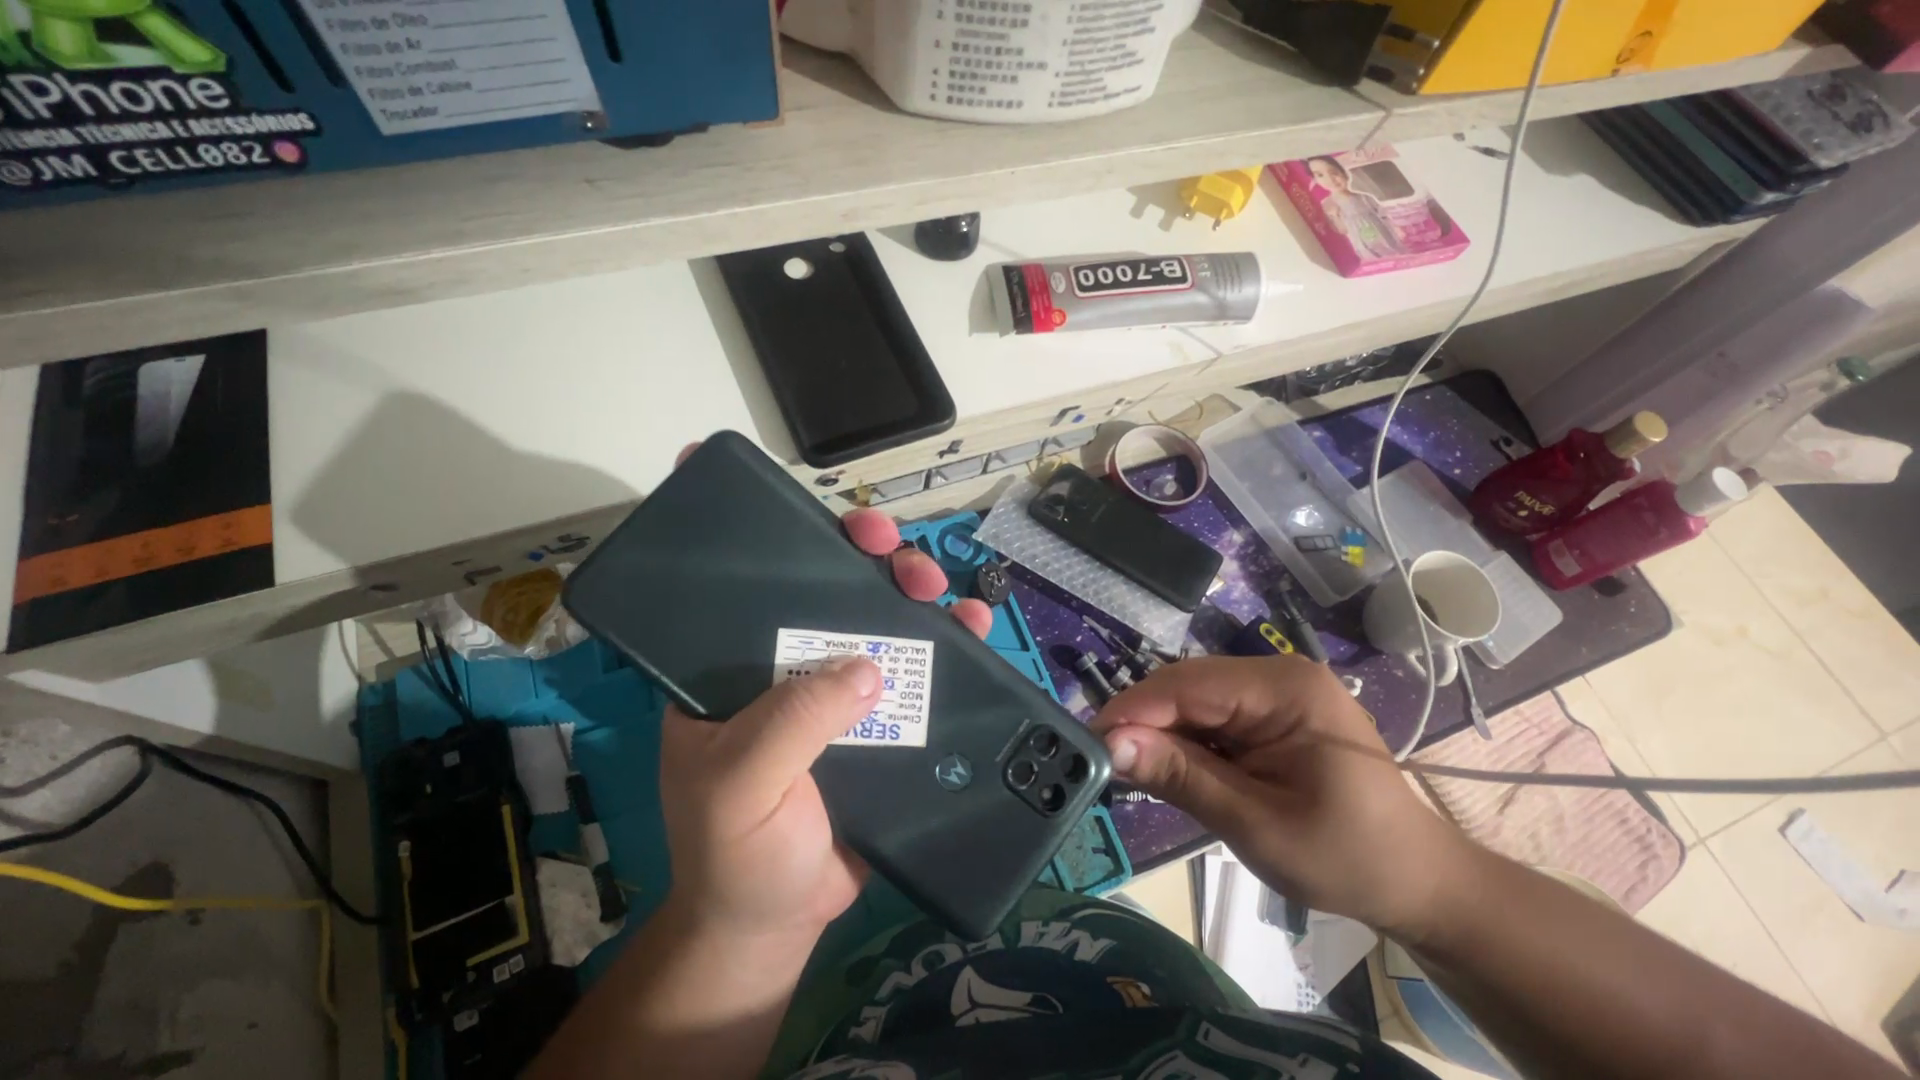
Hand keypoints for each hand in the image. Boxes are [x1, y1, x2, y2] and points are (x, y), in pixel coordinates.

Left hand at [658, 449, 990, 940]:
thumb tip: (867, 666)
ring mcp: (836, 699)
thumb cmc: (734, 853)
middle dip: (868, 562)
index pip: (755, 590)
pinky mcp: (882, 729)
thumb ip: (791, 723)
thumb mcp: (740, 784)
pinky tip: (973, 627)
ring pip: (880, 628)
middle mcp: (786, 672)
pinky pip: (916, 679)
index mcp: (734, 673)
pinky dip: (947, 649)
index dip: (786, 543)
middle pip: (832, 597)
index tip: (825, 520)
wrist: (776, 923)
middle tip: (896, 555)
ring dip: (913, 596)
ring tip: (940, 588)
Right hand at [1091, 655, 1471, 938]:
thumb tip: (1110, 745)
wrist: (1415, 880)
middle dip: (1143, 722)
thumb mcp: (1255, 824)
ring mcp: (1281, 692)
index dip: (1132, 711)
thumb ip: (1182, 778)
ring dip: (1162, 733)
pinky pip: (1216, 716)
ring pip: (1196, 700)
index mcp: (1286, 689)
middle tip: (1101, 764)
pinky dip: (1188, 742)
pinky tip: (1170, 768)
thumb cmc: (1344, 856)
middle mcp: (1282, 674)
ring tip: (1128, 770)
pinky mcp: (1277, 713)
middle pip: (1188, 686)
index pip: (1187, 684)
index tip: (1086, 744)